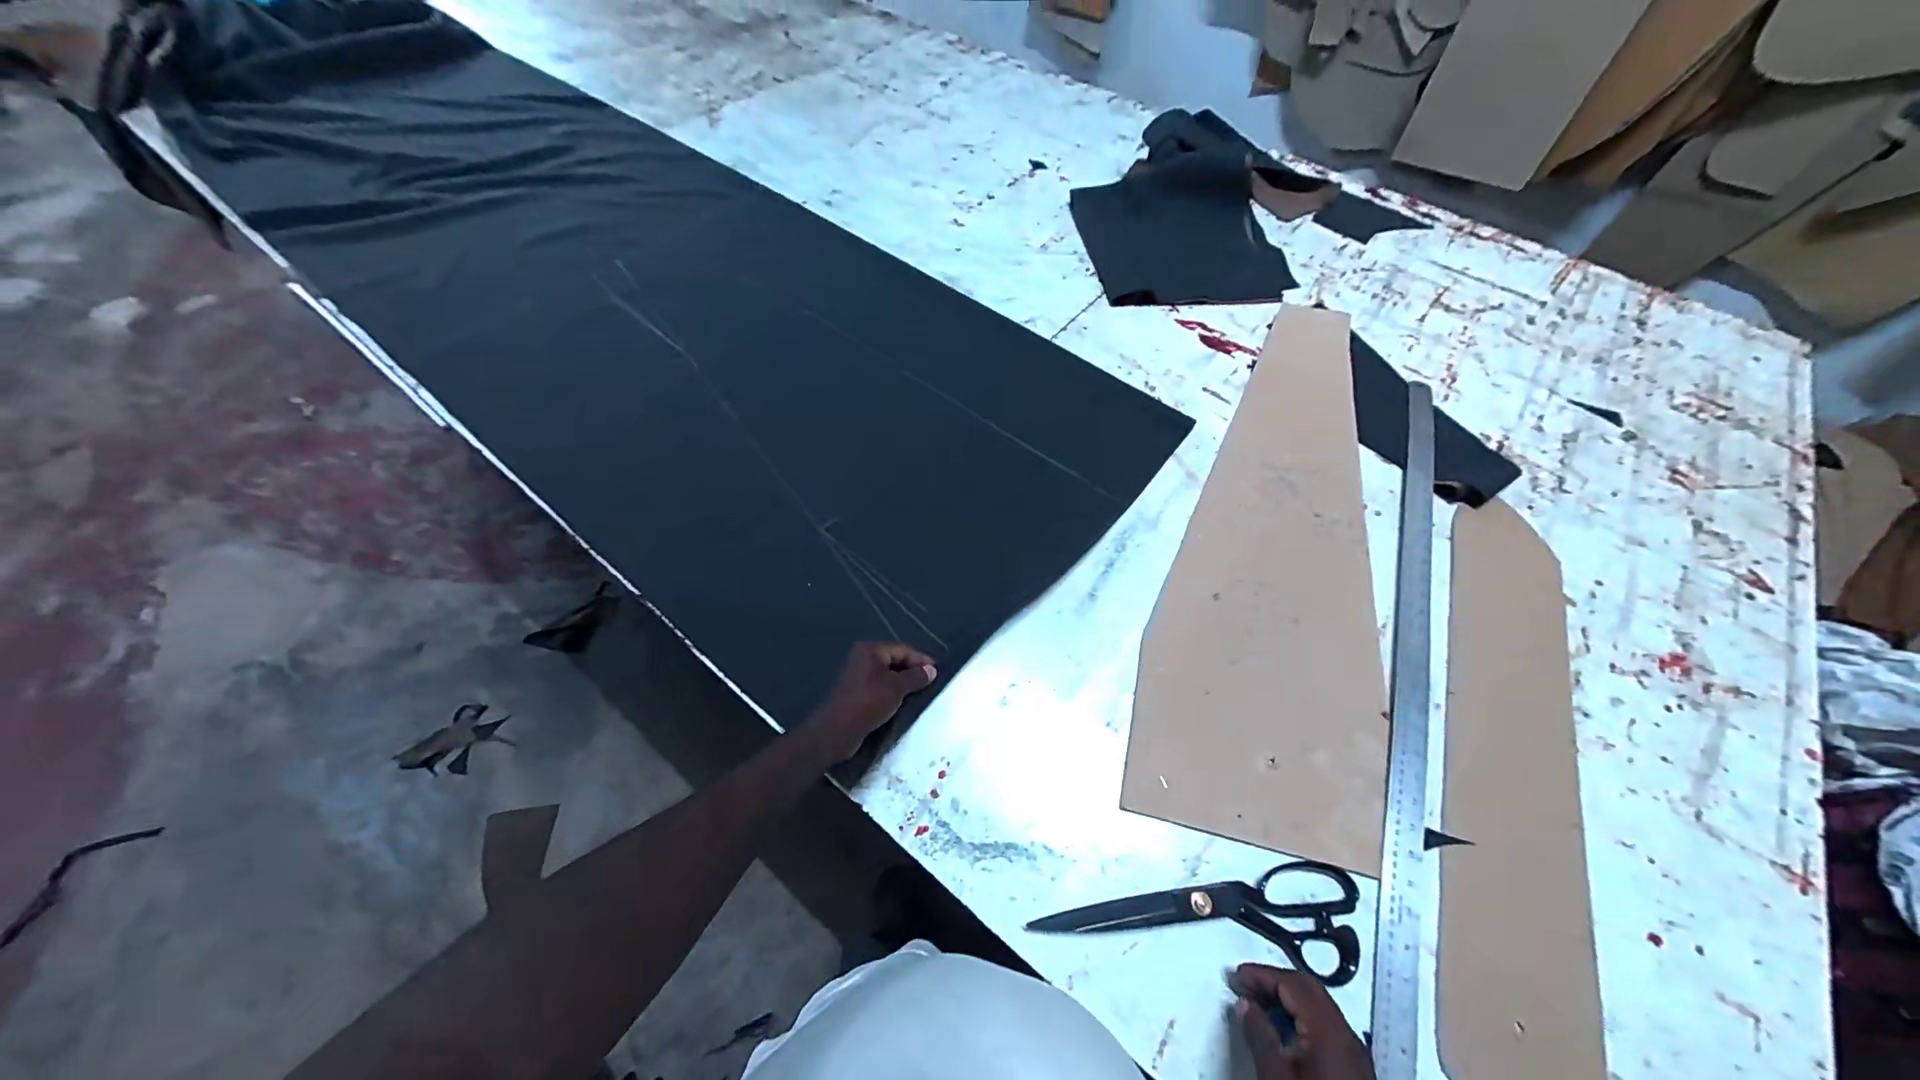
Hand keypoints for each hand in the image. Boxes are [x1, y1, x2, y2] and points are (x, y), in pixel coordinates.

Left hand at [808, 642, 936, 759]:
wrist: (837, 730)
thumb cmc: (868, 702)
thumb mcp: (896, 688)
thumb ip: (916, 677)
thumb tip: (932, 670)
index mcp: (870, 650)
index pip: (903, 649)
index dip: (922, 659)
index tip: (938, 671)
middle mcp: (863, 658)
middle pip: (895, 659)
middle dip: (914, 670)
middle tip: (932, 682)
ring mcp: (858, 674)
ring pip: (888, 674)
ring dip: (904, 682)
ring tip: (922, 692)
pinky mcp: (857, 691)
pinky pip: (881, 685)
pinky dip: (894, 690)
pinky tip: (904, 700)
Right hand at [1229, 964, 1373, 1079]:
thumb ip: (1260, 1036)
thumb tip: (1247, 1005)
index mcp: (1329, 1034)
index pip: (1293, 984)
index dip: (1261, 975)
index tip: (1237, 977)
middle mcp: (1347, 1039)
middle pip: (1309, 990)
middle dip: (1274, 981)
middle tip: (1244, 986)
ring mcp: (1355, 1056)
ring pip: (1319, 1007)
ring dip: (1287, 998)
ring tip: (1257, 1006)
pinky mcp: (1355, 1071)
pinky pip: (1326, 1027)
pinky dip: (1300, 1017)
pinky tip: (1282, 1032)